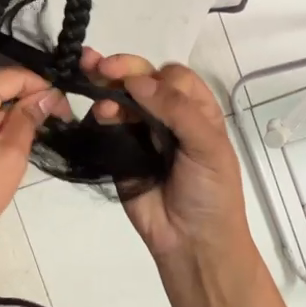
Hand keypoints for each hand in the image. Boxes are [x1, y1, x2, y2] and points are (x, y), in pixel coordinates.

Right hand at [81, 50, 250, 262]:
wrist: (191, 240)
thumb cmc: (211, 191)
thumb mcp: (208, 146)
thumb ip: (177, 110)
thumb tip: (137, 82)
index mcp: (196, 110)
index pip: (172, 77)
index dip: (153, 75)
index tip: (135, 81)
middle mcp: (168, 116)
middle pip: (142, 80)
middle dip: (121, 69)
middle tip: (98, 66)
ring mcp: (141, 133)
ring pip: (121, 99)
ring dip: (107, 89)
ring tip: (94, 92)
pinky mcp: (119, 151)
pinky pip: (108, 125)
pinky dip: (101, 114)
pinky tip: (98, 114)